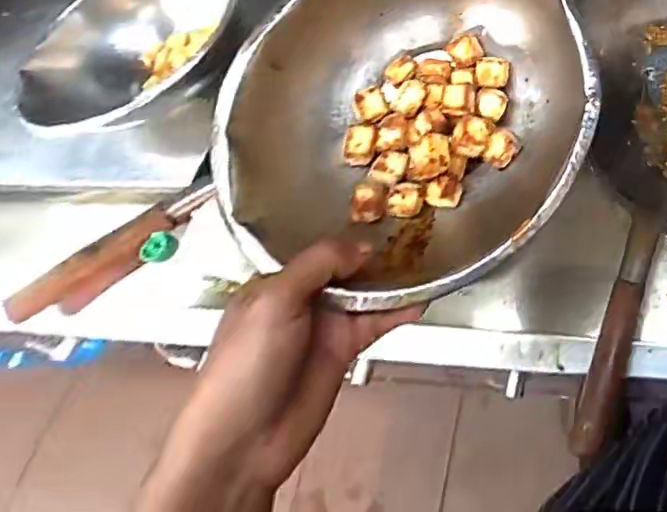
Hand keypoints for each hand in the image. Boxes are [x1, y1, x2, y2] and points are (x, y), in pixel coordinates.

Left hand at [138, 235, 425, 511]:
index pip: (321, 250)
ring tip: (425, 263)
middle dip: (379, 254)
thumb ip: (318, 264)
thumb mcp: (274, 302)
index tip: (384, 220)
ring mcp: (324, 326)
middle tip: (415, 236)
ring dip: (395, 280)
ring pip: (368, 292)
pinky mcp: (344, 350)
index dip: (351, 236)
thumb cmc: (240, 372)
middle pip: (350, 268)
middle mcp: (302, 301)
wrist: (241, 446)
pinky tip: (420, 299)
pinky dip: (401, 309)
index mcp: (276, 284)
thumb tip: (361, 247)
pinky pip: (379, 321)